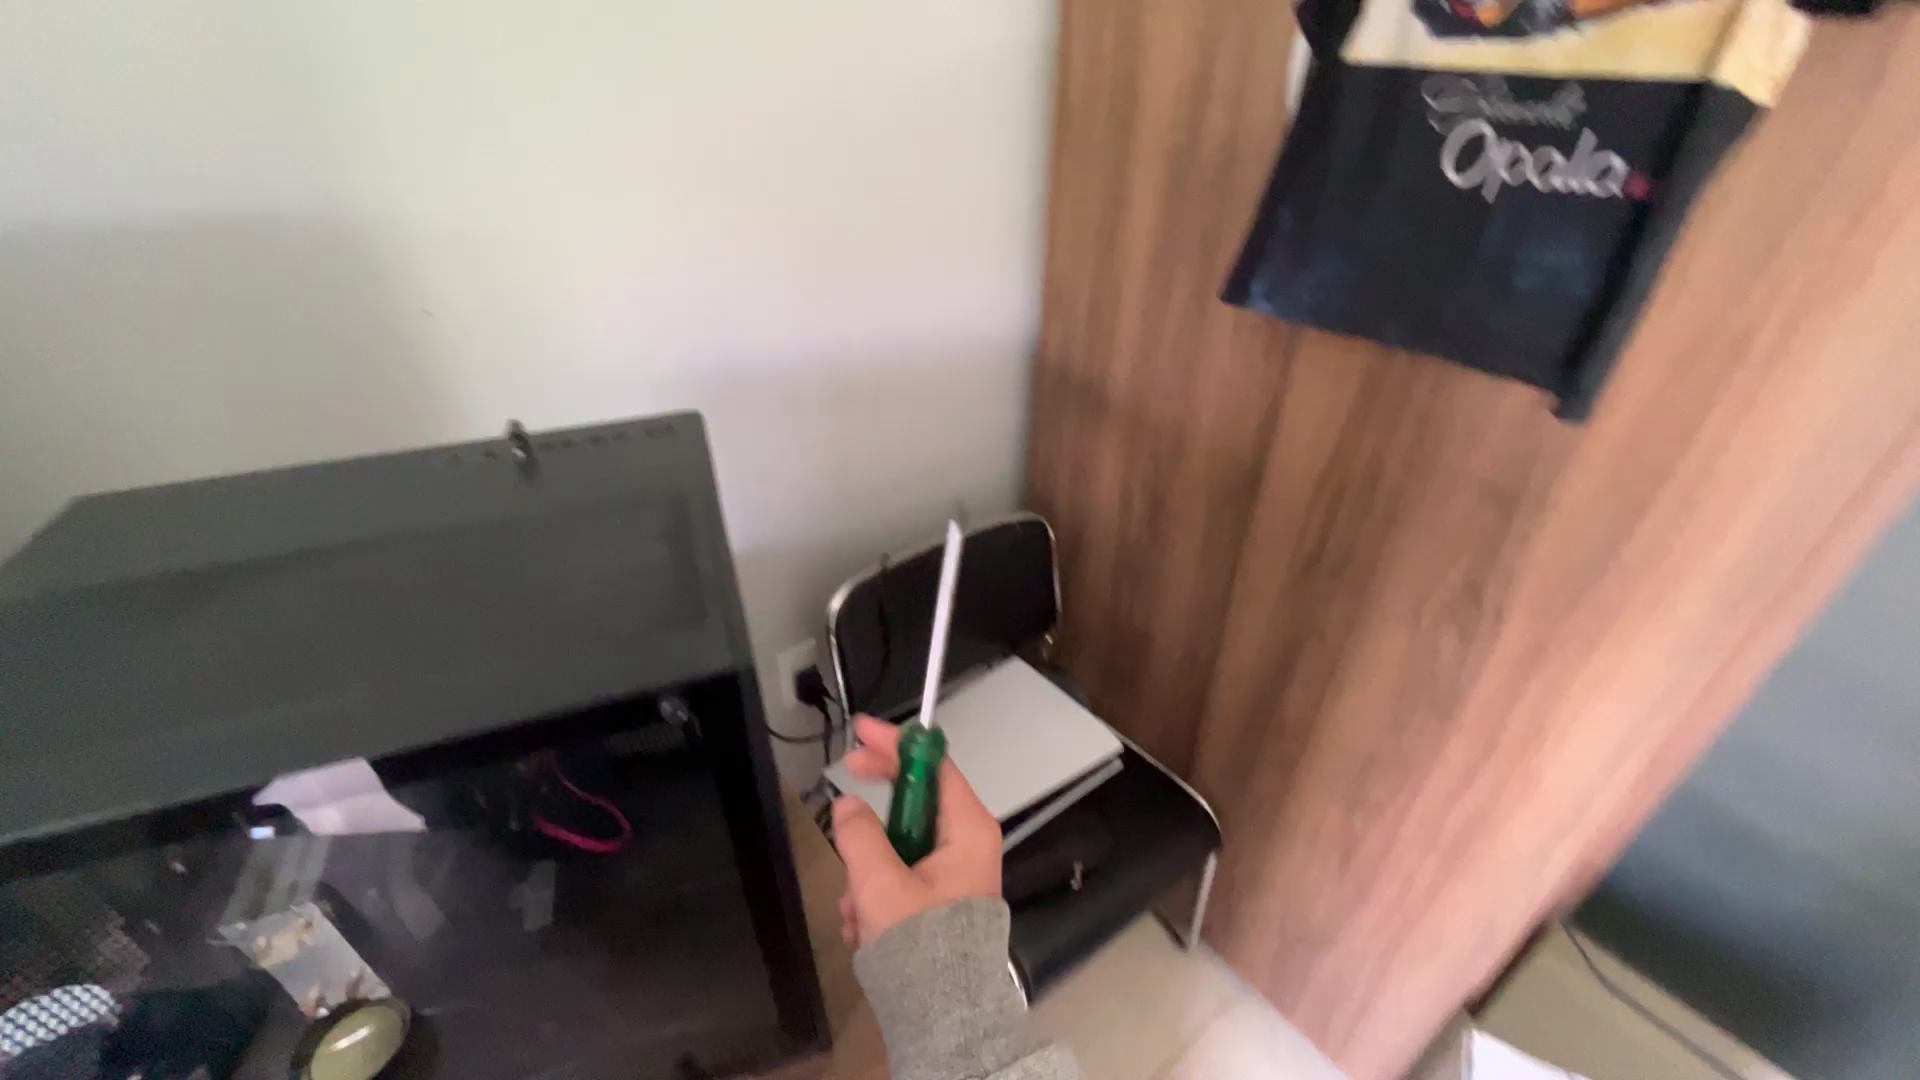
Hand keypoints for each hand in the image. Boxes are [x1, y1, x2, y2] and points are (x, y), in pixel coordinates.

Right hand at [833, 714, 1001, 946]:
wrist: (944, 1018)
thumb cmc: (920, 944)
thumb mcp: (880, 884)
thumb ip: (859, 835)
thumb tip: (845, 806)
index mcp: (968, 827)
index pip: (933, 764)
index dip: (897, 744)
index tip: (861, 732)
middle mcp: (967, 841)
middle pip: (915, 800)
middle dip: (873, 810)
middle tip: (842, 790)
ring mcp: (954, 870)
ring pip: (901, 841)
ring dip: (867, 864)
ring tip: (854, 903)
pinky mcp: (940, 897)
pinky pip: (902, 872)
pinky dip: (875, 889)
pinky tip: (860, 921)